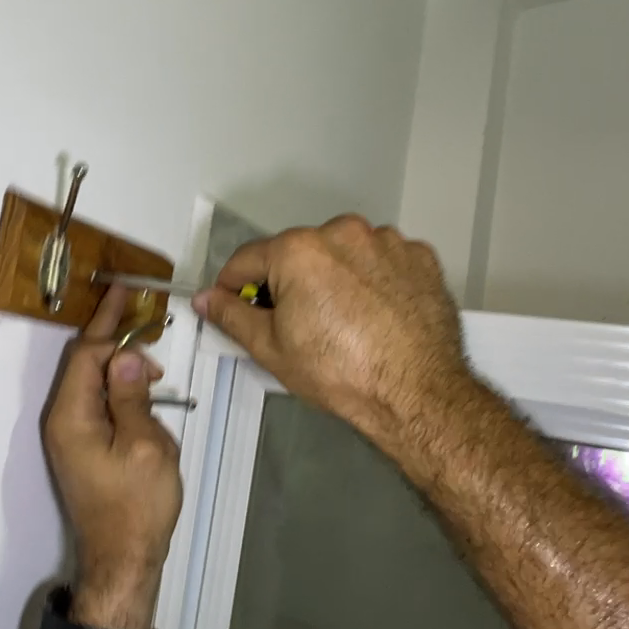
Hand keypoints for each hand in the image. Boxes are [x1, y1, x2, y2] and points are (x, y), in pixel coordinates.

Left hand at [41, 287, 183, 628]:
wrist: (122, 560)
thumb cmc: (137, 507)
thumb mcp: (145, 447)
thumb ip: (131, 397)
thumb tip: (124, 357)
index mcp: (72, 416)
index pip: (87, 354)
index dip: (108, 321)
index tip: (126, 291)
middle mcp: (62, 421)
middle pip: (84, 364)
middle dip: (113, 337)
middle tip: (145, 319)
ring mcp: (70, 436)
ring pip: (91, 383)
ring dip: (118, 365)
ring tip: (153, 365)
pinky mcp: (82, 448)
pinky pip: (96, 403)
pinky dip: (117, 388)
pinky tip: (141, 390)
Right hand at [194, 216, 484, 478]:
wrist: (416, 394)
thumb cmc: (346, 373)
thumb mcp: (270, 348)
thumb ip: (232, 315)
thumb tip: (209, 300)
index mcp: (299, 251)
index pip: (246, 260)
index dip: (232, 286)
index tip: (232, 302)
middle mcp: (343, 234)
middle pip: (296, 253)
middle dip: (287, 283)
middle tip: (292, 324)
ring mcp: (386, 242)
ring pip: (339, 254)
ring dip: (331, 278)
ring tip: (339, 322)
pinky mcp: (418, 258)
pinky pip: (379, 261)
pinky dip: (370, 280)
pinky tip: (370, 315)